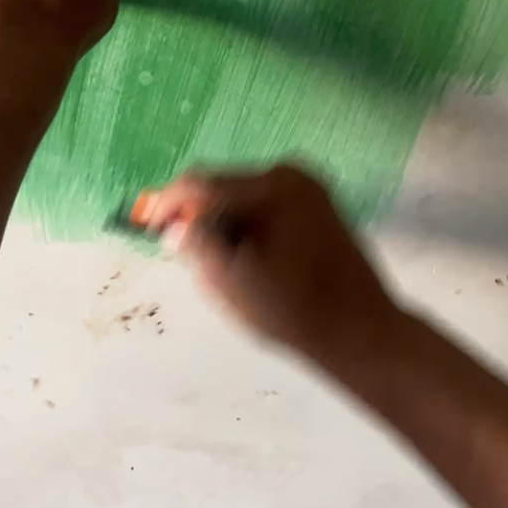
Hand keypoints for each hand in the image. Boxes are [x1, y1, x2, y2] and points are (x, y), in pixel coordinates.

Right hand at [136, 164, 404, 359]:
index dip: (168, 202)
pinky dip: (248, 225)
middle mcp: (291, 175)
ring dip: (223, 222)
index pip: (202, 183)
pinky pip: (267, 207)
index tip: (145, 220)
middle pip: (224, 187)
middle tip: (177, 245)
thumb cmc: (295, 310)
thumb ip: (196, 245)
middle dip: (198, 215)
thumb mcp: (230, 280)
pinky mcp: (319, 206)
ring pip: (244, 198)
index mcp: (271, 186)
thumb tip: (173, 228)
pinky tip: (246, 257)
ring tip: (215, 261)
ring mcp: (309, 188)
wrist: (362, 332)